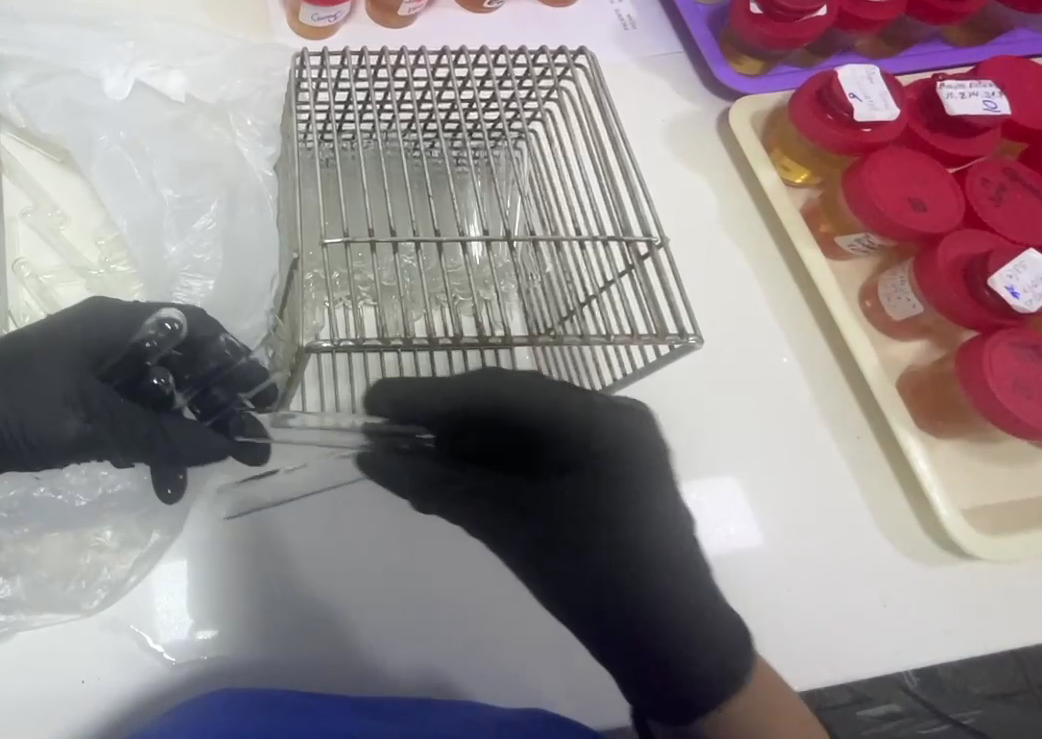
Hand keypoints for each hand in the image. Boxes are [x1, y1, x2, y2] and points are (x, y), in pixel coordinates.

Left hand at [0, 297, 269, 513]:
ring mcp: (92, 368)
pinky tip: (153, 478)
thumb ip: (157, 435)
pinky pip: (127, 415)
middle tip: (243, 442)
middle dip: (211, 405)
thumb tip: (221, 446)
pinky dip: (145, 443)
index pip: (190, 327)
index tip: (261, 393)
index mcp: (116, 323)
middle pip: (178, 364)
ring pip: (153, 396)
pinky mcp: (77, 398)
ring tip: (189, 479)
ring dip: (176, 433)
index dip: (231, 357)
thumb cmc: (15, 406)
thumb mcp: (90, 423)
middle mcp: (110, 338)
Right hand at [357, 369, 753, 726]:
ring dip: (457, 442)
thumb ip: (435, 484)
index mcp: (598, 420)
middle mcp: (605, 414)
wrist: (672, 649)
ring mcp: (605, 439)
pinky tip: (441, 476)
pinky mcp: (597, 464)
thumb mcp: (507, 527)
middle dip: (439, 418)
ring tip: (403, 457)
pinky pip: (529, 449)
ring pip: (512, 425)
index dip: (427, 396)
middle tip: (382, 427)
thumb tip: (370, 457)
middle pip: (502, 402)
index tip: (372, 402)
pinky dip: (484, 462)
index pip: (495, 391)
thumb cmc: (596, 584)